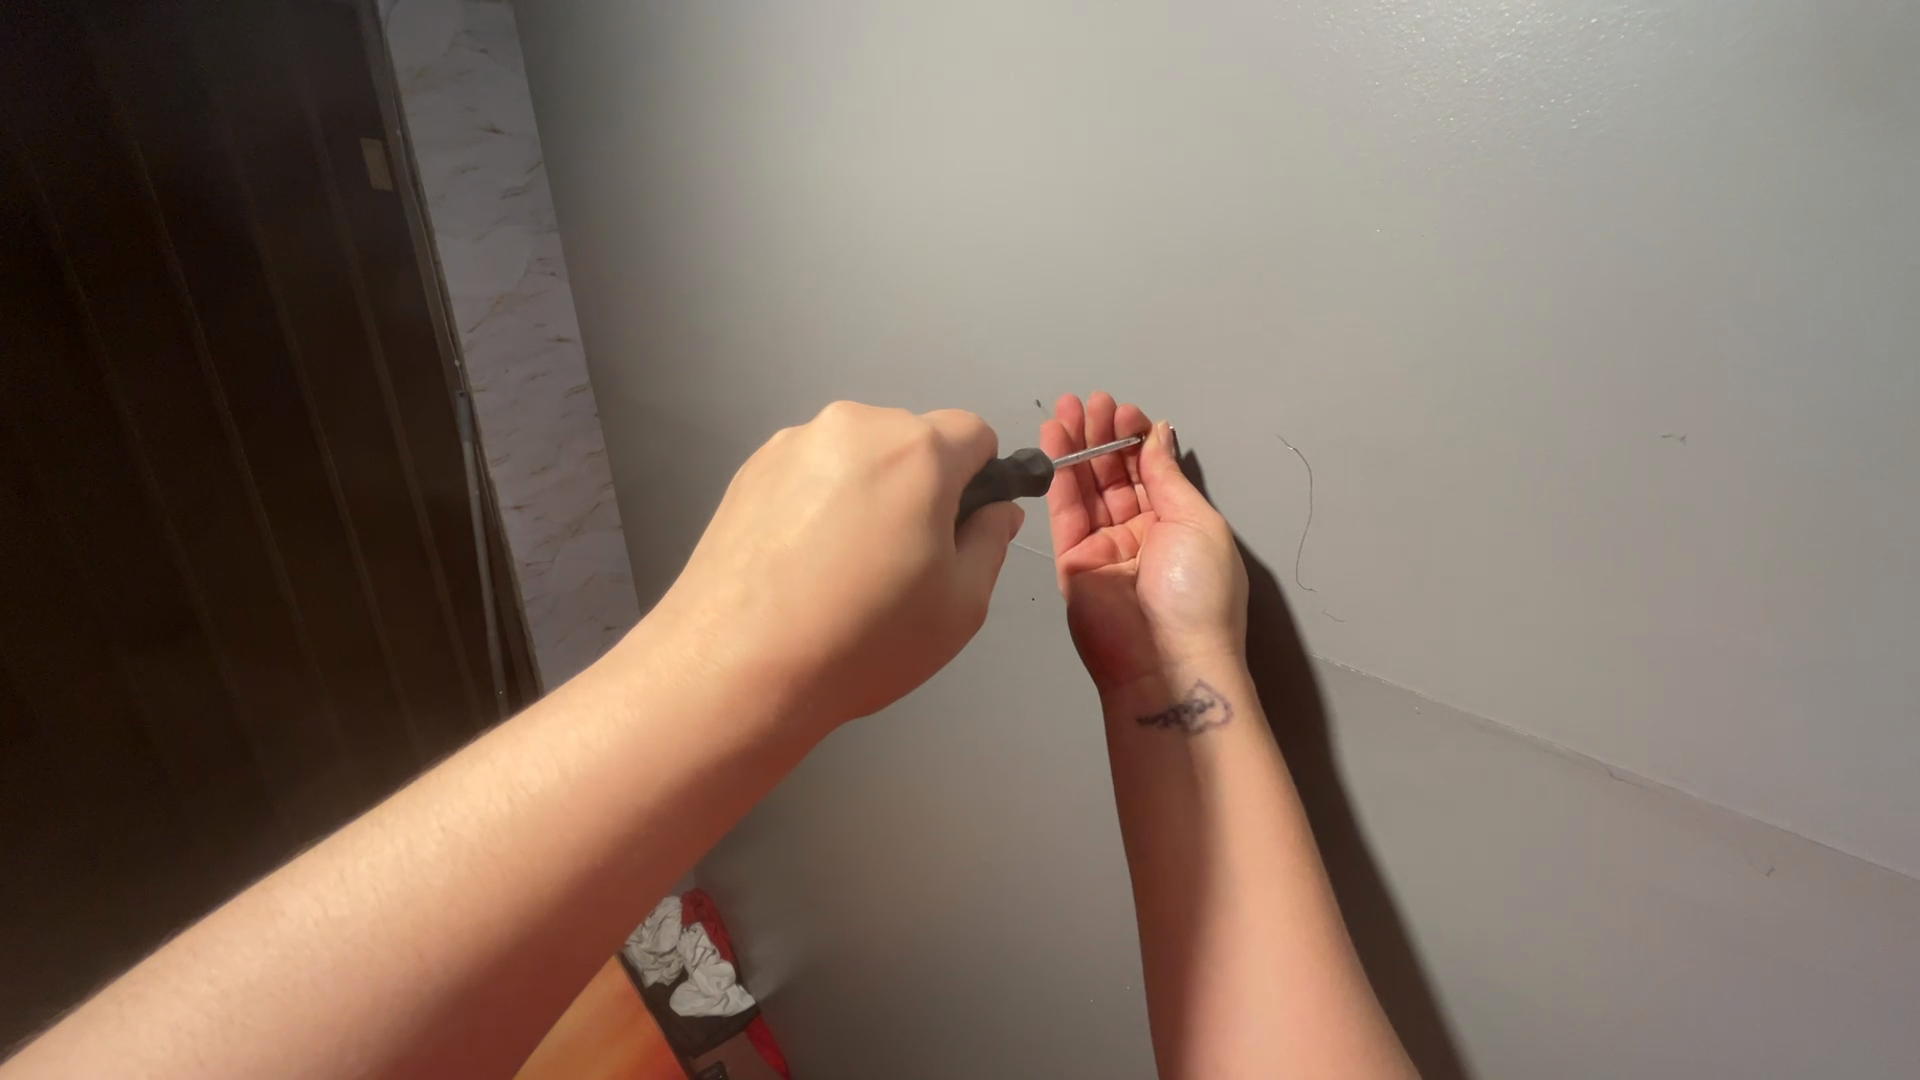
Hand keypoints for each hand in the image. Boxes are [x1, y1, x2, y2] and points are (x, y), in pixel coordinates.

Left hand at [649, 401, 1023, 728]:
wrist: (734, 667)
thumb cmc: (864, 639)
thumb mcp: (961, 605)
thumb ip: (992, 542)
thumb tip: (997, 512)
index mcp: (916, 450)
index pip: (974, 432)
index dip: (980, 478)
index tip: (959, 527)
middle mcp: (854, 426)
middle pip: (912, 440)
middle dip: (921, 485)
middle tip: (902, 559)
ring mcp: (793, 443)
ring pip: (858, 455)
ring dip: (867, 490)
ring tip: (842, 567)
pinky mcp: (750, 469)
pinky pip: (811, 471)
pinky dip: (820, 501)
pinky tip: (801, 562)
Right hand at [1040, 393, 1246, 694]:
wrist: (1164, 660)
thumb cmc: (1197, 592)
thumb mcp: (1197, 523)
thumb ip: (1167, 476)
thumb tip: (1159, 433)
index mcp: (1178, 525)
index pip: (1151, 472)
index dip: (1136, 439)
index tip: (1124, 410)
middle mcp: (1139, 532)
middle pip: (1116, 475)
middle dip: (1103, 436)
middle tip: (1091, 401)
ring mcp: (1103, 546)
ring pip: (1087, 487)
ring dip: (1078, 446)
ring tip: (1068, 408)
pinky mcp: (1072, 560)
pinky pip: (1065, 510)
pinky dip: (1058, 474)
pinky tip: (1053, 440)